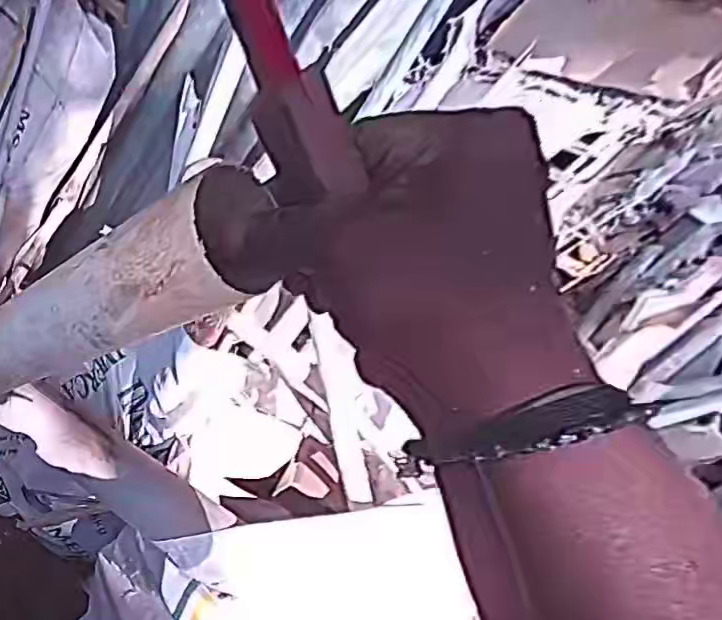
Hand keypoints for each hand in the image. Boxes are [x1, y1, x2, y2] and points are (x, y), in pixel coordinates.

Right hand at [262, 109, 598, 435]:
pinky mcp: (439, 270)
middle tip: (315, 260)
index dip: (297, 182)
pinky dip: (348, 287)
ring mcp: (459, 225)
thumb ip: (281, 225)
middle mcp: (474, 174)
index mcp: (469, 140)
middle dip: (314, 234)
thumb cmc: (450, 307)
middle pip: (349, 191)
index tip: (269, 209)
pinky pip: (368, 265)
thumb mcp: (339, 245)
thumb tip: (243, 222)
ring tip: (342, 290)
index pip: (348, 139)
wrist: (478, 379)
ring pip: (354, 233)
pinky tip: (353, 306)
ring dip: (328, 266)